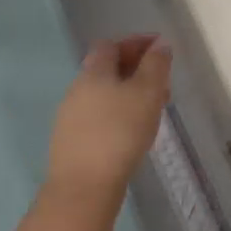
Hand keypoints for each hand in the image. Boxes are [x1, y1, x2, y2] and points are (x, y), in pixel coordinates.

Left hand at [46, 35, 171, 198]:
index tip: (160, 50)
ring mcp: (69, 119)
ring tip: (152, 108)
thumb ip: (156, 63)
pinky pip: (98, 117)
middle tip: (162, 81)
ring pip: (104, 95)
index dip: (136, 42)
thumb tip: (159, 45)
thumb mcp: (148, 90)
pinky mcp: (70, 143)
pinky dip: (117, 115)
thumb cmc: (120, 130)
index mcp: (93, 72)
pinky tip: (132, 130)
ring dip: (128, 94)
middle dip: (136, 70)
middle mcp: (76, 90)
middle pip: (107, 69)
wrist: (83, 188)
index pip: (111, 44)